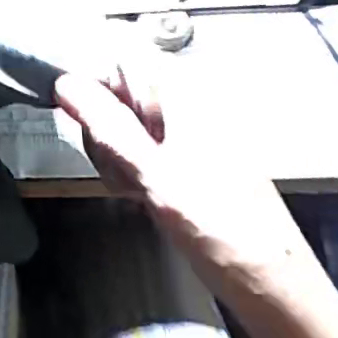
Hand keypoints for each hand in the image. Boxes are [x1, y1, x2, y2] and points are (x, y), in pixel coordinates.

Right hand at [57, 65, 337, 337]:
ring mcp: (189, 124)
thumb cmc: (218, 226)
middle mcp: (185, 95)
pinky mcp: (190, 150)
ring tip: (135, 189)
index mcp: (180, 88)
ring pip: (126, 122)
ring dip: (116, 154)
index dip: (89, 87)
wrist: (272, 281)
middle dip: (103, 128)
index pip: (115, 57)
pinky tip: (144, 195)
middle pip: (117, 90)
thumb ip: (106, 125)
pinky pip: (145, 144)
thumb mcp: (152, 175)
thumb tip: (65, 84)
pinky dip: (134, 167)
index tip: (76, 124)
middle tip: (116, 170)